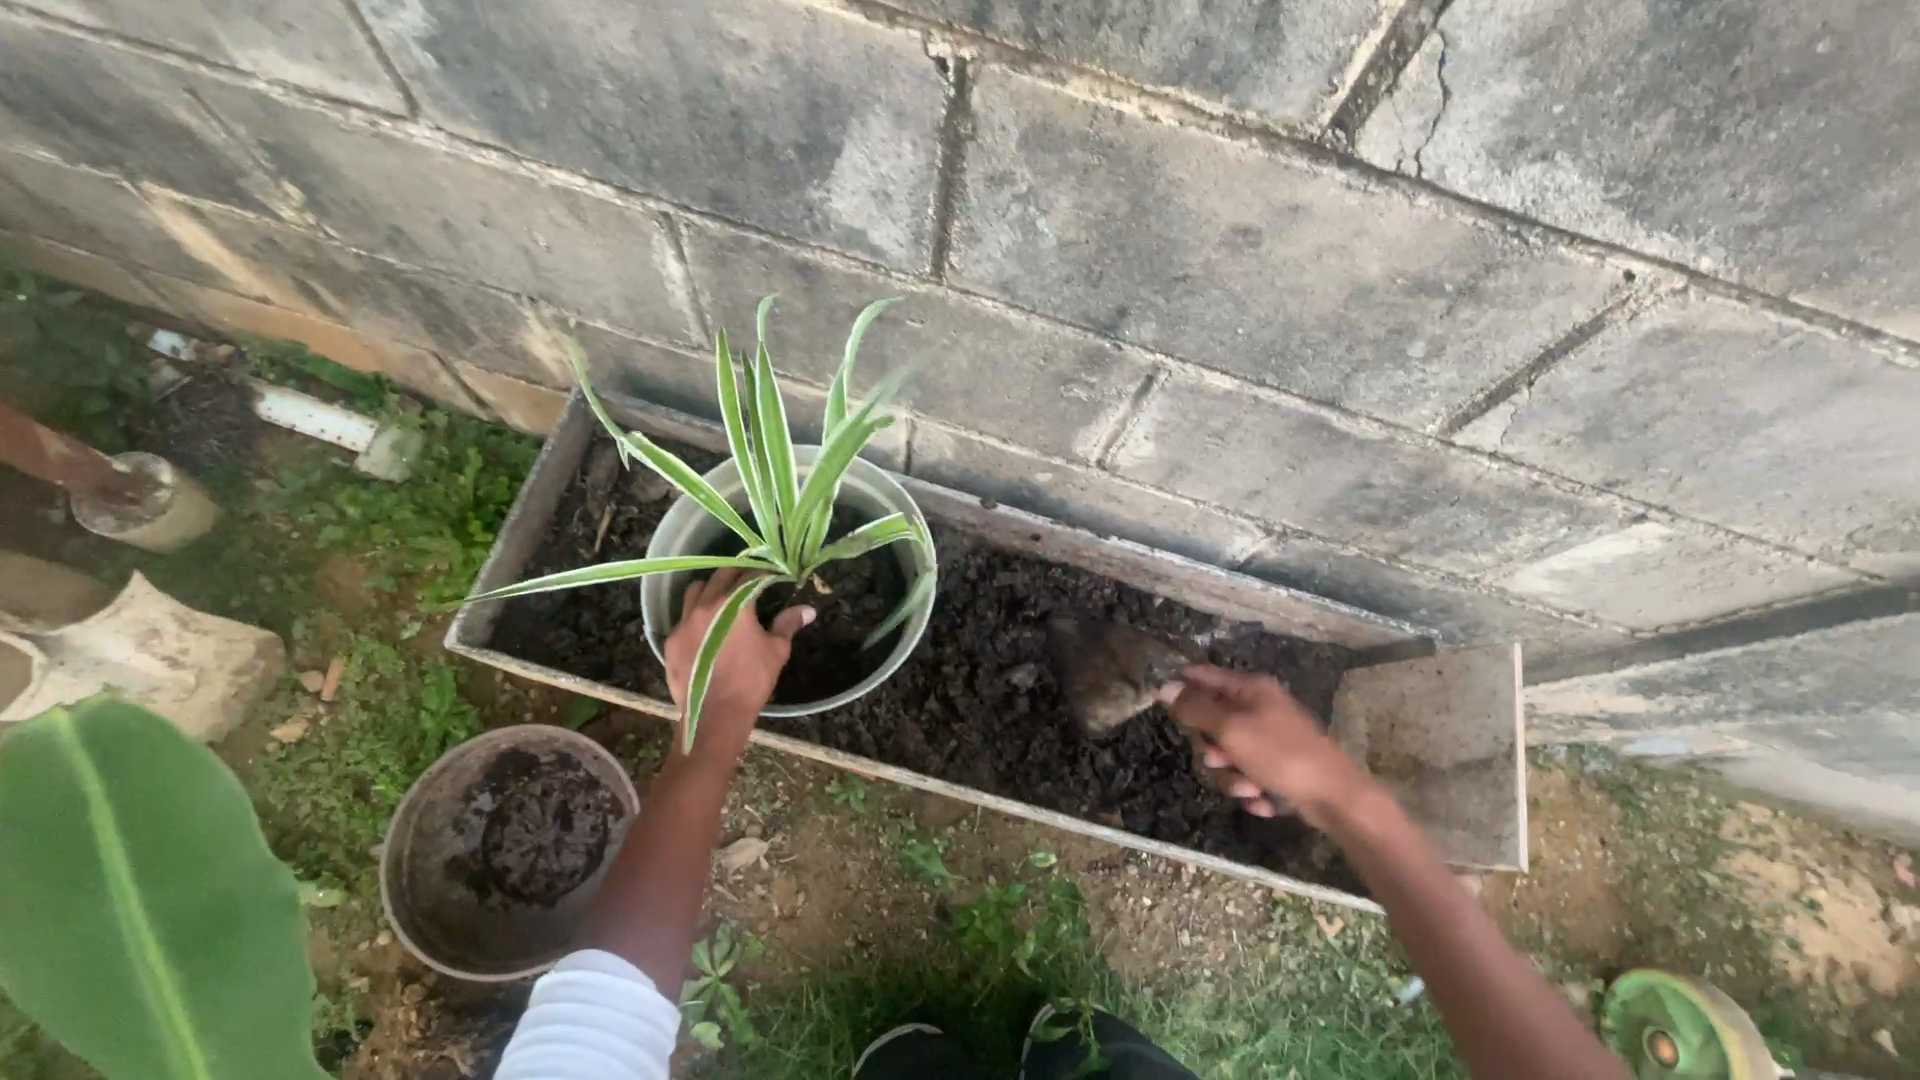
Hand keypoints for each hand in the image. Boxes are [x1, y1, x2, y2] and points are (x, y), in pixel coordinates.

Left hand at [664, 568, 812, 768]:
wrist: (715, 714)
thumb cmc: (751, 679)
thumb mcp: (776, 650)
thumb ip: (788, 624)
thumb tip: (808, 610)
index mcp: (734, 603)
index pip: (749, 575)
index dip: (762, 572)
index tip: (771, 574)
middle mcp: (706, 605)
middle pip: (720, 576)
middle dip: (736, 572)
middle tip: (749, 578)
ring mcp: (684, 622)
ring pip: (695, 590)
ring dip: (710, 587)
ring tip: (722, 597)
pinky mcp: (672, 640)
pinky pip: (683, 616)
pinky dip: (695, 613)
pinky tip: (705, 627)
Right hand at [1157, 664, 1366, 825]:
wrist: (1335, 799)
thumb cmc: (1282, 755)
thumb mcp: (1231, 730)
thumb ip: (1195, 708)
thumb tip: (1164, 686)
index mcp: (1249, 689)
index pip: (1201, 676)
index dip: (1178, 687)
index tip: (1159, 704)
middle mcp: (1257, 708)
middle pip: (1209, 723)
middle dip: (1211, 750)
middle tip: (1221, 759)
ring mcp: (1267, 738)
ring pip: (1224, 755)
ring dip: (1231, 777)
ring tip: (1250, 788)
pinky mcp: (1274, 766)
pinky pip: (1244, 775)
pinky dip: (1250, 790)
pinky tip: (1264, 799)